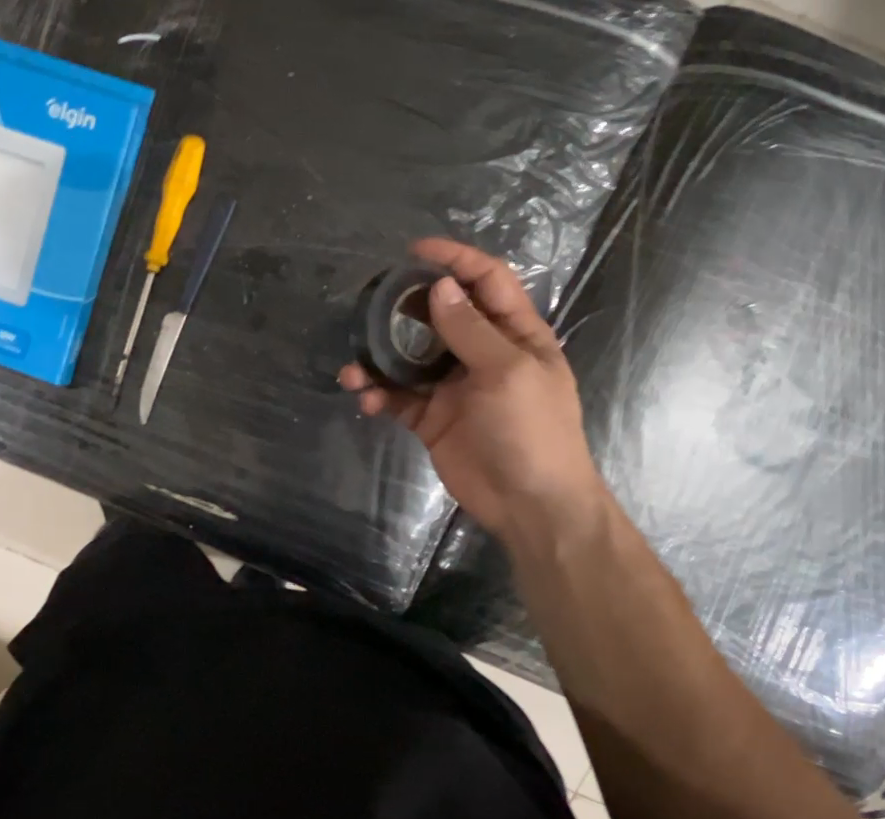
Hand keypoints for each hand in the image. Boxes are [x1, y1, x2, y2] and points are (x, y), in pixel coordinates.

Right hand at [339, 238, 605, 539]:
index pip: (486, 282)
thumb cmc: (532, 430)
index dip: (456, 260)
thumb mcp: (507, 371)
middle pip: (440, 317)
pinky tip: (365, 398)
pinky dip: (379, 395)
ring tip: (352, 366)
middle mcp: (483, 355)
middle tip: (371, 305)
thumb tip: (440, 287)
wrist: (529, 502)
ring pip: (410, 360)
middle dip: (405, 309)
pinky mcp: (432, 420)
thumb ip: (470, 330)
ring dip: (380, 360)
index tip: (416, 251)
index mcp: (515, 334)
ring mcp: (455, 389)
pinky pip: (399, 399)